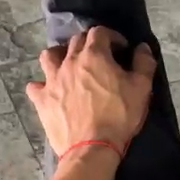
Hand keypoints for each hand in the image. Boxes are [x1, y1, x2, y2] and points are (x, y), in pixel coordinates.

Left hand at [25, 27, 156, 159]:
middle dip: (89, 43)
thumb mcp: (141, 88)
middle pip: (75, 40)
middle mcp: (70, 62)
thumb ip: (143, 63)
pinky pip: (35, 86)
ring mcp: (52, 80)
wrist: (92, 148)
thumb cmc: (119, 116)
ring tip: (69, 66)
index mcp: (94, 55)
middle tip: (100, 57)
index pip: (99, 32)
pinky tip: (49, 90)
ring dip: (59, 56)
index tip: (120, 49)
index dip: (112, 36)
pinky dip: (41, 85)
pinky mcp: (42, 100)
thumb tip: (142, 47)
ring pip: (49, 56)